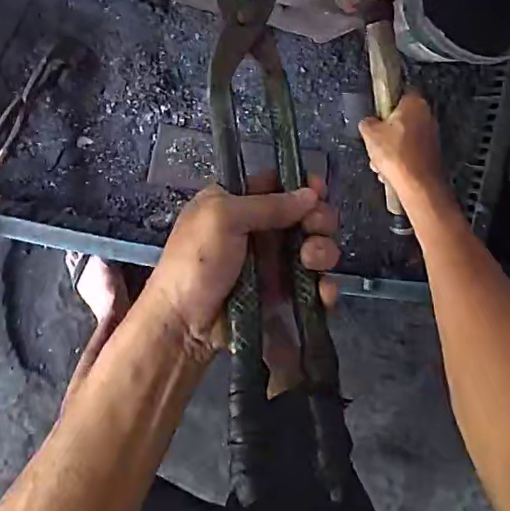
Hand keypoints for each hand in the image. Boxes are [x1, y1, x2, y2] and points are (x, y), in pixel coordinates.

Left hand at [146, 173, 339, 358]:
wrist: (183, 325)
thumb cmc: (196, 262)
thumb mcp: (222, 218)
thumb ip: (268, 204)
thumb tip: (310, 194)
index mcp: (237, 203)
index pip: (278, 185)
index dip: (302, 186)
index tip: (319, 191)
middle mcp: (258, 229)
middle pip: (305, 215)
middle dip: (319, 218)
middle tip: (316, 227)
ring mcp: (272, 263)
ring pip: (315, 247)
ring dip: (323, 250)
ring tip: (311, 260)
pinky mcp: (281, 293)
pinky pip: (314, 284)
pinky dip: (326, 286)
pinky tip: (324, 290)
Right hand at [359, 91, 445, 203]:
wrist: (418, 185)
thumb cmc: (398, 156)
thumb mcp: (370, 134)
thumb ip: (367, 123)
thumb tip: (368, 123)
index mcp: (415, 103)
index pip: (400, 92)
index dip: (385, 103)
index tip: (377, 113)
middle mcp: (427, 116)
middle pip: (400, 118)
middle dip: (386, 131)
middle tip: (376, 142)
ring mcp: (431, 135)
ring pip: (404, 137)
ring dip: (391, 148)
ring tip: (381, 162)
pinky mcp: (431, 153)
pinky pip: (410, 151)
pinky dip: (400, 159)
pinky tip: (390, 171)